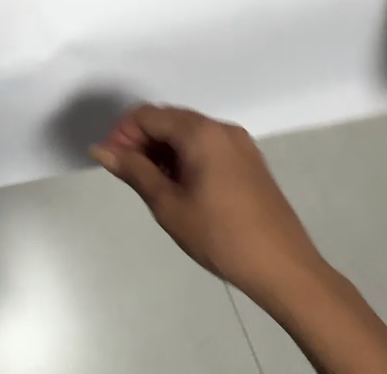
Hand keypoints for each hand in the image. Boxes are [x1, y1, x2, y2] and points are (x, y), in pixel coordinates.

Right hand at [91, 104, 325, 301]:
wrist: (286, 271)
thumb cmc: (221, 236)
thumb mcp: (168, 204)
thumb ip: (132, 170)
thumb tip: (100, 149)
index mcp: (200, 132)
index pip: (147, 116)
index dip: (122, 134)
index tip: (113, 163)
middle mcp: (221, 128)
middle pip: (168, 120)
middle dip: (142, 141)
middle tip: (129, 174)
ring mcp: (240, 144)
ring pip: (187, 133)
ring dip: (163, 150)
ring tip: (154, 185)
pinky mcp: (250, 161)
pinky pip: (207, 145)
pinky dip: (186, 156)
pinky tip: (182, 187)